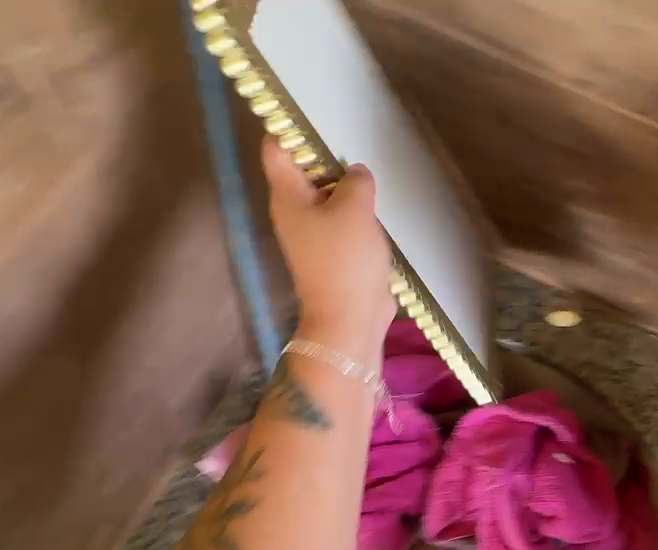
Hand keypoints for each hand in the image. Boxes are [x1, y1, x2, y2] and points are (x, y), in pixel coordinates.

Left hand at [261, 137, 396, 358]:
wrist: (350, 319)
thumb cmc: (345, 260)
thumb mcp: (355, 210)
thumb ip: (357, 182)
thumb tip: (358, 174)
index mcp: (287, 196)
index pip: (277, 147)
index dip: (293, 129)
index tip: (322, 121)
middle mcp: (295, 212)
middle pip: (305, 172)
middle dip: (330, 160)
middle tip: (359, 151)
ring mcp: (315, 236)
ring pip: (328, 199)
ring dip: (349, 192)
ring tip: (374, 181)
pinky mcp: (336, 256)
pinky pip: (344, 225)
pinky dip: (359, 217)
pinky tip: (379, 214)